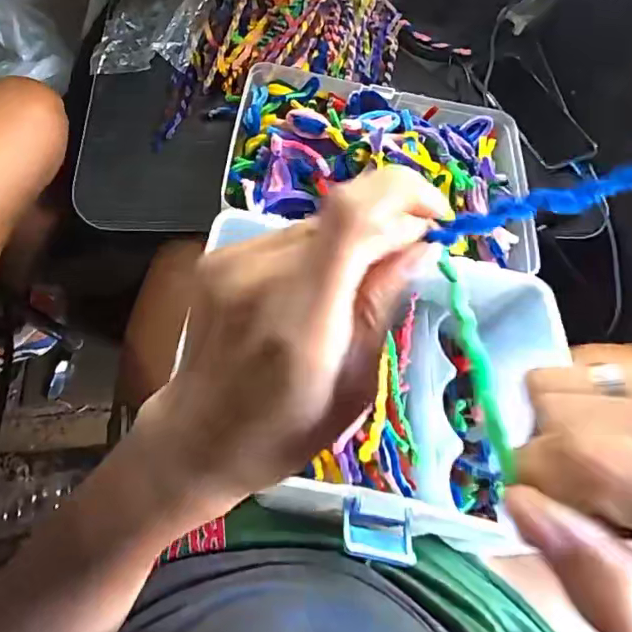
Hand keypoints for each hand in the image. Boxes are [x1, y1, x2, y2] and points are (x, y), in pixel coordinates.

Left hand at [136, 166, 450, 510]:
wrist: (196, 437)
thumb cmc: (285, 433)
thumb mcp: (355, 385)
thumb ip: (383, 304)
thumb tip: (421, 244)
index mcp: (300, 318)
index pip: (351, 215)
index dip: (401, 193)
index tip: (435, 214)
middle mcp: (259, 275)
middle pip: (338, 215)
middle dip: (384, 226)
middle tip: (404, 260)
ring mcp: (231, 261)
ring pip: (313, 224)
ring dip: (348, 242)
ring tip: (349, 290)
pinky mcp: (217, 258)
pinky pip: (284, 238)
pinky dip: (313, 252)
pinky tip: (309, 292)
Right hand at [506, 344, 631, 631]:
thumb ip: (616, 595)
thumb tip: (521, 501)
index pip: (600, 459)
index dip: (536, 481)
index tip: (528, 517)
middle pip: (577, 407)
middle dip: (553, 461)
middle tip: (588, 519)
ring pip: (577, 374)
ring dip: (568, 431)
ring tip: (615, 491)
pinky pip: (600, 358)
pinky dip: (589, 404)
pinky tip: (628, 453)